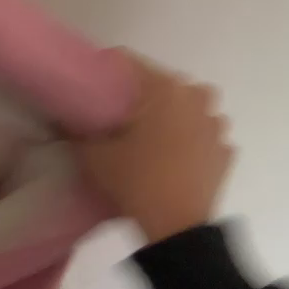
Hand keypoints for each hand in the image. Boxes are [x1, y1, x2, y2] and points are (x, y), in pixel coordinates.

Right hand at [76, 50, 234, 242]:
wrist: (177, 226)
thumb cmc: (135, 181)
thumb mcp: (93, 157)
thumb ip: (77, 131)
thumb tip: (63, 118)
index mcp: (164, 89)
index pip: (126, 62)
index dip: (102, 72)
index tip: (88, 89)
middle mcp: (197, 95)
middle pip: (158, 85)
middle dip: (137, 99)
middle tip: (114, 121)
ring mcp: (217, 122)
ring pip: (182, 109)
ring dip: (164, 120)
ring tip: (143, 144)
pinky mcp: (225, 147)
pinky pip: (198, 134)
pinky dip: (184, 141)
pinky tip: (167, 161)